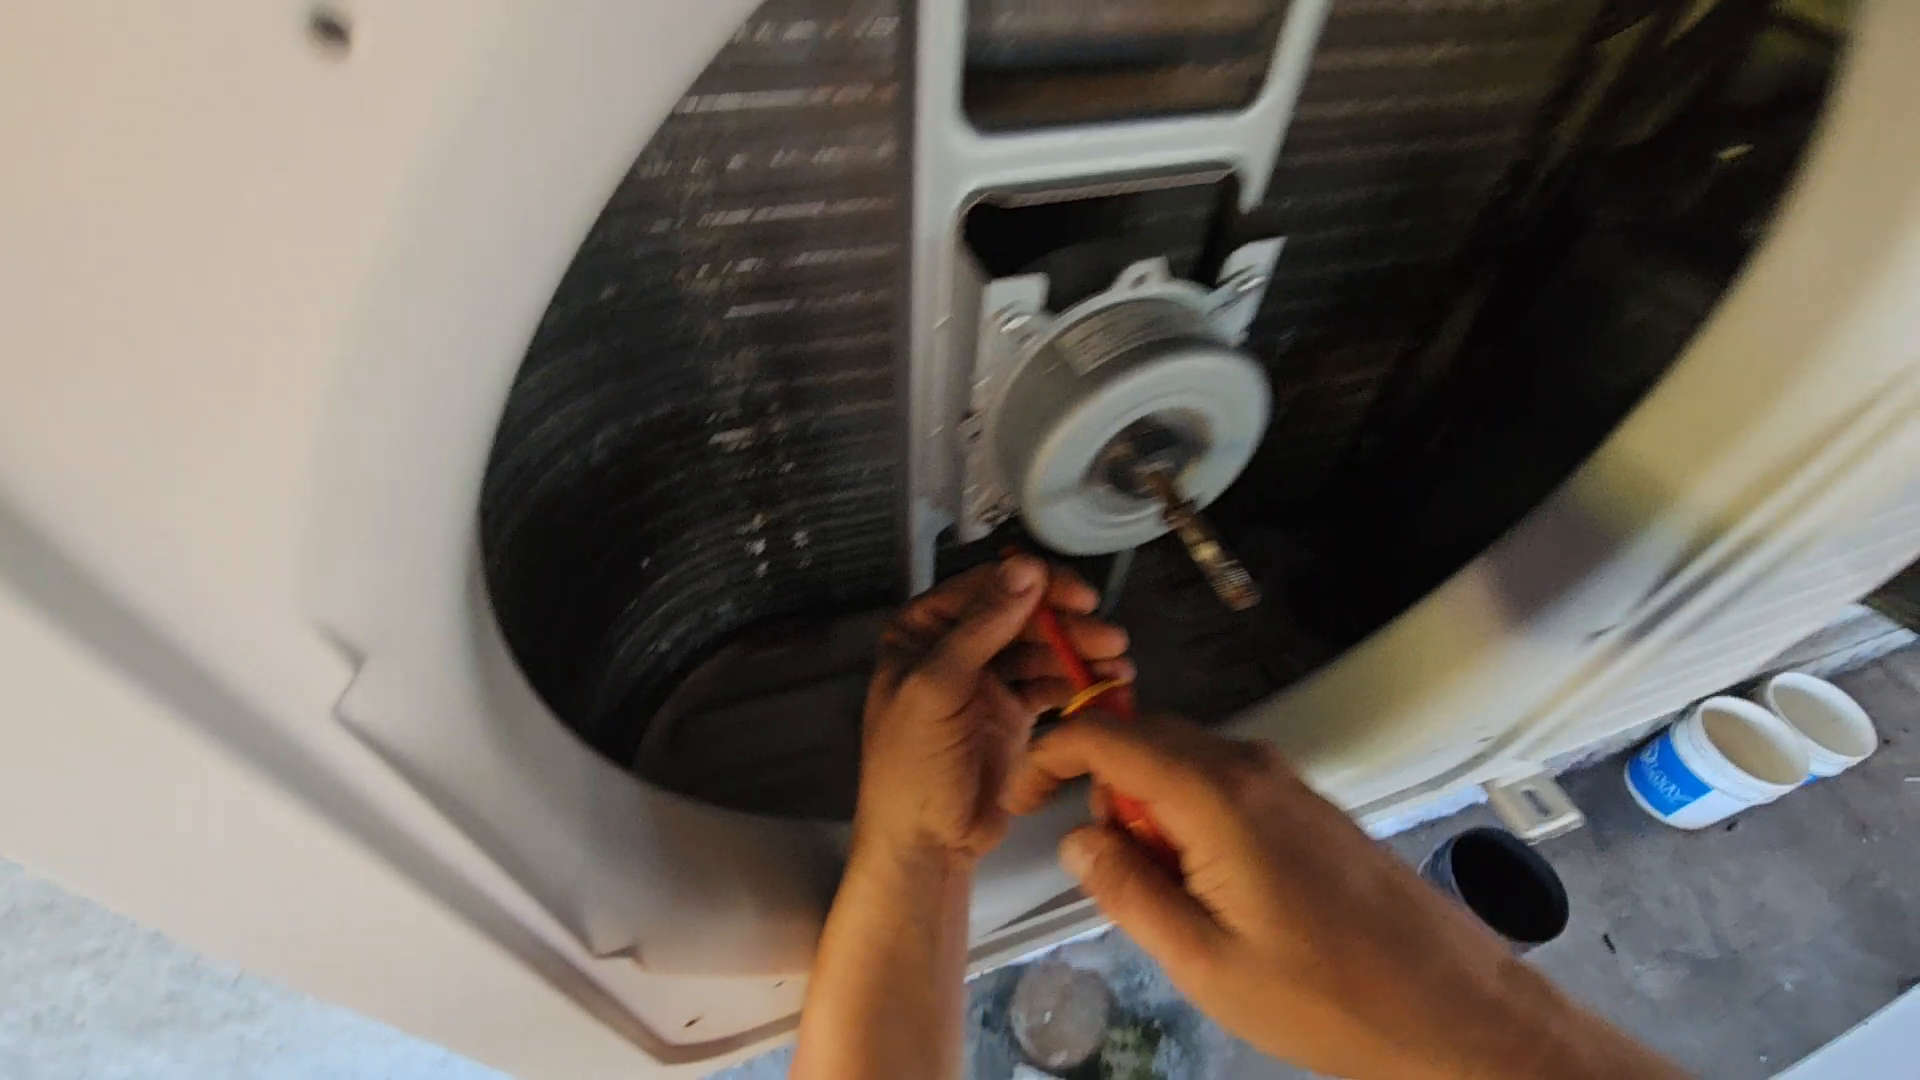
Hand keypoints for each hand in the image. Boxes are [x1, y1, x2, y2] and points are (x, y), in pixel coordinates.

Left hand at [857, 556, 1130, 864]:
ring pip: (1040, 649)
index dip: (1035, 586)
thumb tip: (1027, 566)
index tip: (1081, 597)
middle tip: (1111, 639)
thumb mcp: (939, 687)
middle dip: (1066, 626)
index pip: (986, 588)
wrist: (926, 843)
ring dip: (1079, 654)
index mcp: (923, 629)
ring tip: (1119, 664)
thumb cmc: (915, 762)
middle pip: (1020, 617)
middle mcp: (955, 645)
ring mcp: (986, 679)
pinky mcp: (1012, 710)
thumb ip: (983, 626)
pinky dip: (1077, 682)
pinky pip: (1049, 683)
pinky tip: (1108, 684)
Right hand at [1005, 714, 1683, 1079]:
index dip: (1049, 755)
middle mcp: (1245, 764)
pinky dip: (1186, 815)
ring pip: (1177, 762)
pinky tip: (1215, 885)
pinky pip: (1216, 782)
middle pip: (1141, 741)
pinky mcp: (1299, 799)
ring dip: (1148, 811)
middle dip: (1104, 791)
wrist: (1463, 1014)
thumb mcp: (1203, 961)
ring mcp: (1279, 776)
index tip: (1022, 799)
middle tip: (1116, 872)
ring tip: (1175, 894)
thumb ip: (1126, 888)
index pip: (1106, 736)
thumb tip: (1077, 838)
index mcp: (1213, 792)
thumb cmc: (1327, 996)